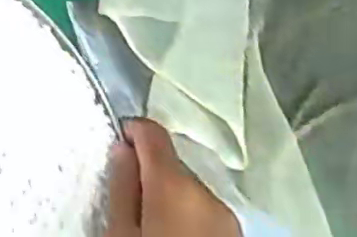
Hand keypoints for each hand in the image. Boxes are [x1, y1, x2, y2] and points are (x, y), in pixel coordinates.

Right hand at [106, 118, 240, 236]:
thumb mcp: (121, 233)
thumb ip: (121, 187)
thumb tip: (123, 149)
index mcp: (176, 182)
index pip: (152, 131)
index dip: (131, 131)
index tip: (117, 144)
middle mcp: (208, 191)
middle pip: (171, 163)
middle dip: (151, 172)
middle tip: (131, 197)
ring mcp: (229, 218)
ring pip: (189, 189)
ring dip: (172, 196)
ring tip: (154, 221)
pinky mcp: (239, 236)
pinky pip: (205, 212)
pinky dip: (189, 216)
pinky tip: (175, 232)